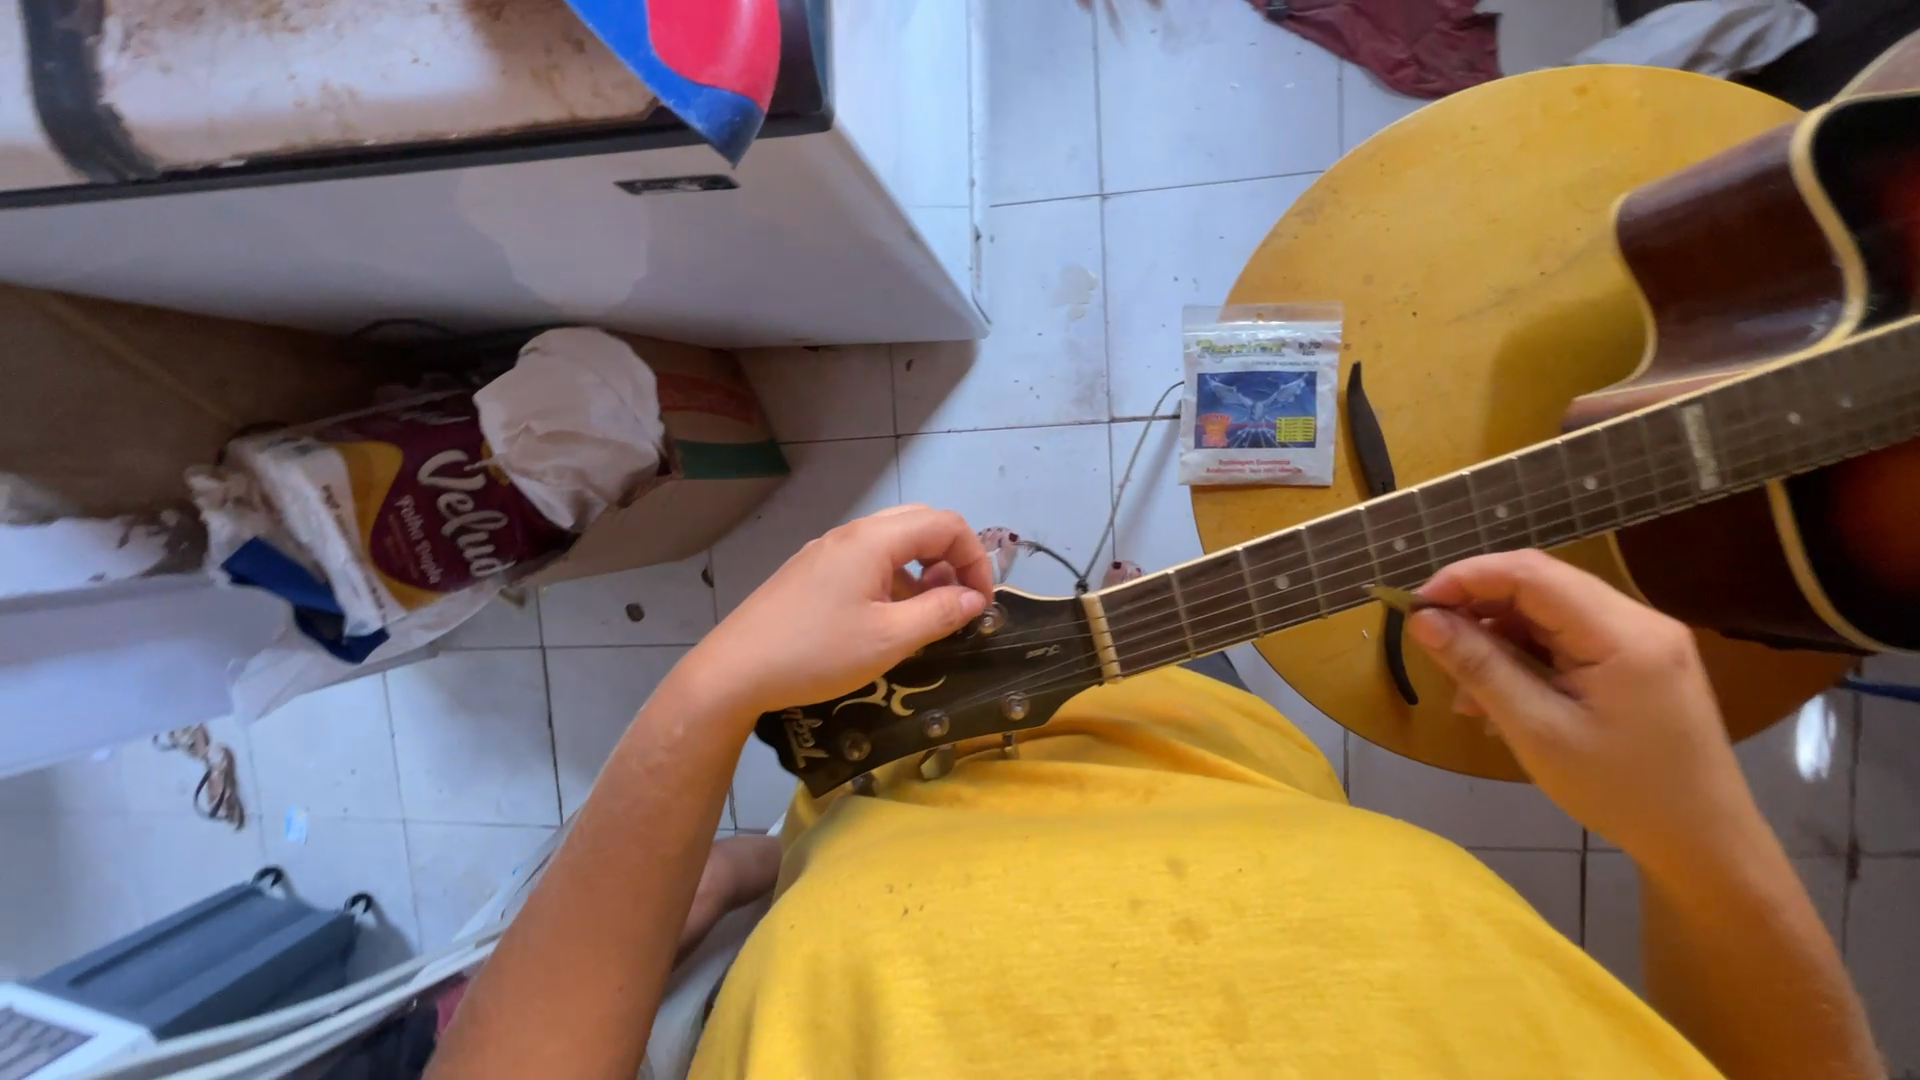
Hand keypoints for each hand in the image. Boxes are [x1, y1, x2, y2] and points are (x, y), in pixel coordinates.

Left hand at [674, 505, 994, 723]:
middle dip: (951, 557)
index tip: (980, 603)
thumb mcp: (889, 639)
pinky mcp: (812, 571)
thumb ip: (940, 613)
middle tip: (957, 602)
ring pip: (893, 543)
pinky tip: (886, 618)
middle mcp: (852, 533)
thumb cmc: (817, 653)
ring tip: (925, 615)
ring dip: (922, 570)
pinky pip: (867, 560)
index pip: (946, 524)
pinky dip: (893, 579)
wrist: (734, 671)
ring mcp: (827, 550)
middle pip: (920, 524)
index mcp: (874, 539)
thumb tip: (975, 598)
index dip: (975, 559)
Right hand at [1406, 550, 1763, 870]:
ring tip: (1463, 686)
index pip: (1531, 573)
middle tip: (1429, 640)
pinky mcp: (1633, 660)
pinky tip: (1497, 694)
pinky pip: (1561, 637)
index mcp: (1623, 633)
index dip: (1465, 578)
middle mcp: (1637, 621)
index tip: (1415, 609)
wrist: (1703, 844)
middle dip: (1474, 605)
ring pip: (1544, 611)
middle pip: (1538, 585)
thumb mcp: (1536, 730)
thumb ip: (1479, 667)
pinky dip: (1519, 654)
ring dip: (1493, 635)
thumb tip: (1421, 621)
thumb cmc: (1620, 790)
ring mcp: (1639, 640)